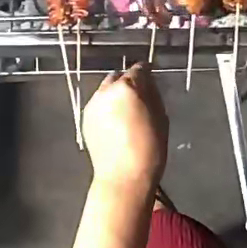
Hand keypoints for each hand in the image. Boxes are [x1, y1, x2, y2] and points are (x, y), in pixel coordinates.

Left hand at [81, 64, 168, 196]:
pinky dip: (107, 107)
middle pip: (119, 77)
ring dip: (116, 94)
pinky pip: (98, 105)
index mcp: (127, 87)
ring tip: (127, 110)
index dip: (147, 72)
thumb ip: (153, 95)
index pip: (138, 69)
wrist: (122, 177)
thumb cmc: (149, 149)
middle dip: (129, 82)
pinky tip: (115, 122)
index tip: (151, 76)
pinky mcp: (85, 118)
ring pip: (106, 90)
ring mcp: (92, 104)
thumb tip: (148, 84)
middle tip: (140, 95)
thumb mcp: (161, 118)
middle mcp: (105, 91)